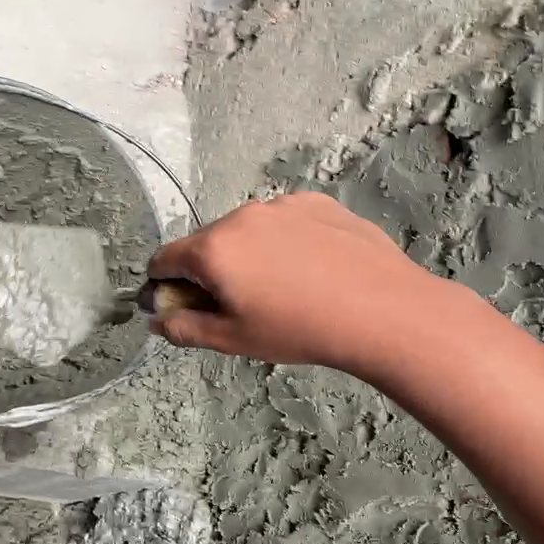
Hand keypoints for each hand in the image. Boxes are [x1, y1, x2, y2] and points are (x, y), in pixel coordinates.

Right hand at [146, 192, 459, 375]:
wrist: (387, 312)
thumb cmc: (299, 329)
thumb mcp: (230, 340)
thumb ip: (181, 329)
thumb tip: (156, 320)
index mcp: (212, 249)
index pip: (163, 260)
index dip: (164, 286)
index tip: (184, 307)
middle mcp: (241, 217)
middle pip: (202, 243)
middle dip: (206, 271)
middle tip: (236, 304)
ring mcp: (282, 205)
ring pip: (243, 231)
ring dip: (244, 254)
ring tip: (278, 287)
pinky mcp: (318, 203)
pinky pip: (281, 221)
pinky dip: (280, 241)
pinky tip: (306, 269)